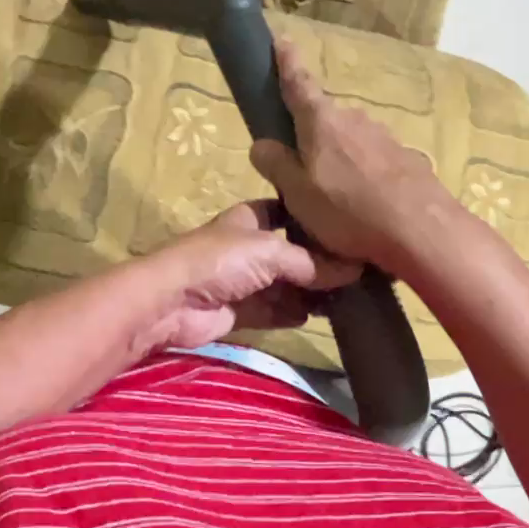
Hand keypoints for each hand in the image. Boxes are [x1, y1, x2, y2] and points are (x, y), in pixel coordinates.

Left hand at [133, 200, 361, 350]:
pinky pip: (272, 312)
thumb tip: (353, 270)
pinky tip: (316, 316)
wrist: (172, 302)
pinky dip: (291, 313)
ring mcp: (240, 283)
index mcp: (248, 220)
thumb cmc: (219, 261)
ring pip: (283, 286)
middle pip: (288, 254)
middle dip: (317, 263)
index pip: (284, 211)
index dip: (309, 217)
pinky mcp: (237, 313)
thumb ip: (312, 262)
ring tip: (345, 298)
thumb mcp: (271, 251)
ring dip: (308, 293)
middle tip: (356, 272)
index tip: (344, 226)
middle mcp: (245, 248)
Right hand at [248, 37, 470, 274]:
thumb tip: (260, 144)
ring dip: (338, 160)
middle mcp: (354, 119)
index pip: (298, 84)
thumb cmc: (346, 211)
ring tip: (333, 197)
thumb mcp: (297, 194)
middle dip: (310, 135)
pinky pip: (373, 162)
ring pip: (350, 142)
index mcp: (321, 123)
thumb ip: (276, 166)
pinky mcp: (405, 160)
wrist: (418, 228)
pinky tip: (363, 205)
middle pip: (324, 119)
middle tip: (299, 167)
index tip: (280, 41)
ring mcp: (384, 138)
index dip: (287, 64)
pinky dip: (362, 176)